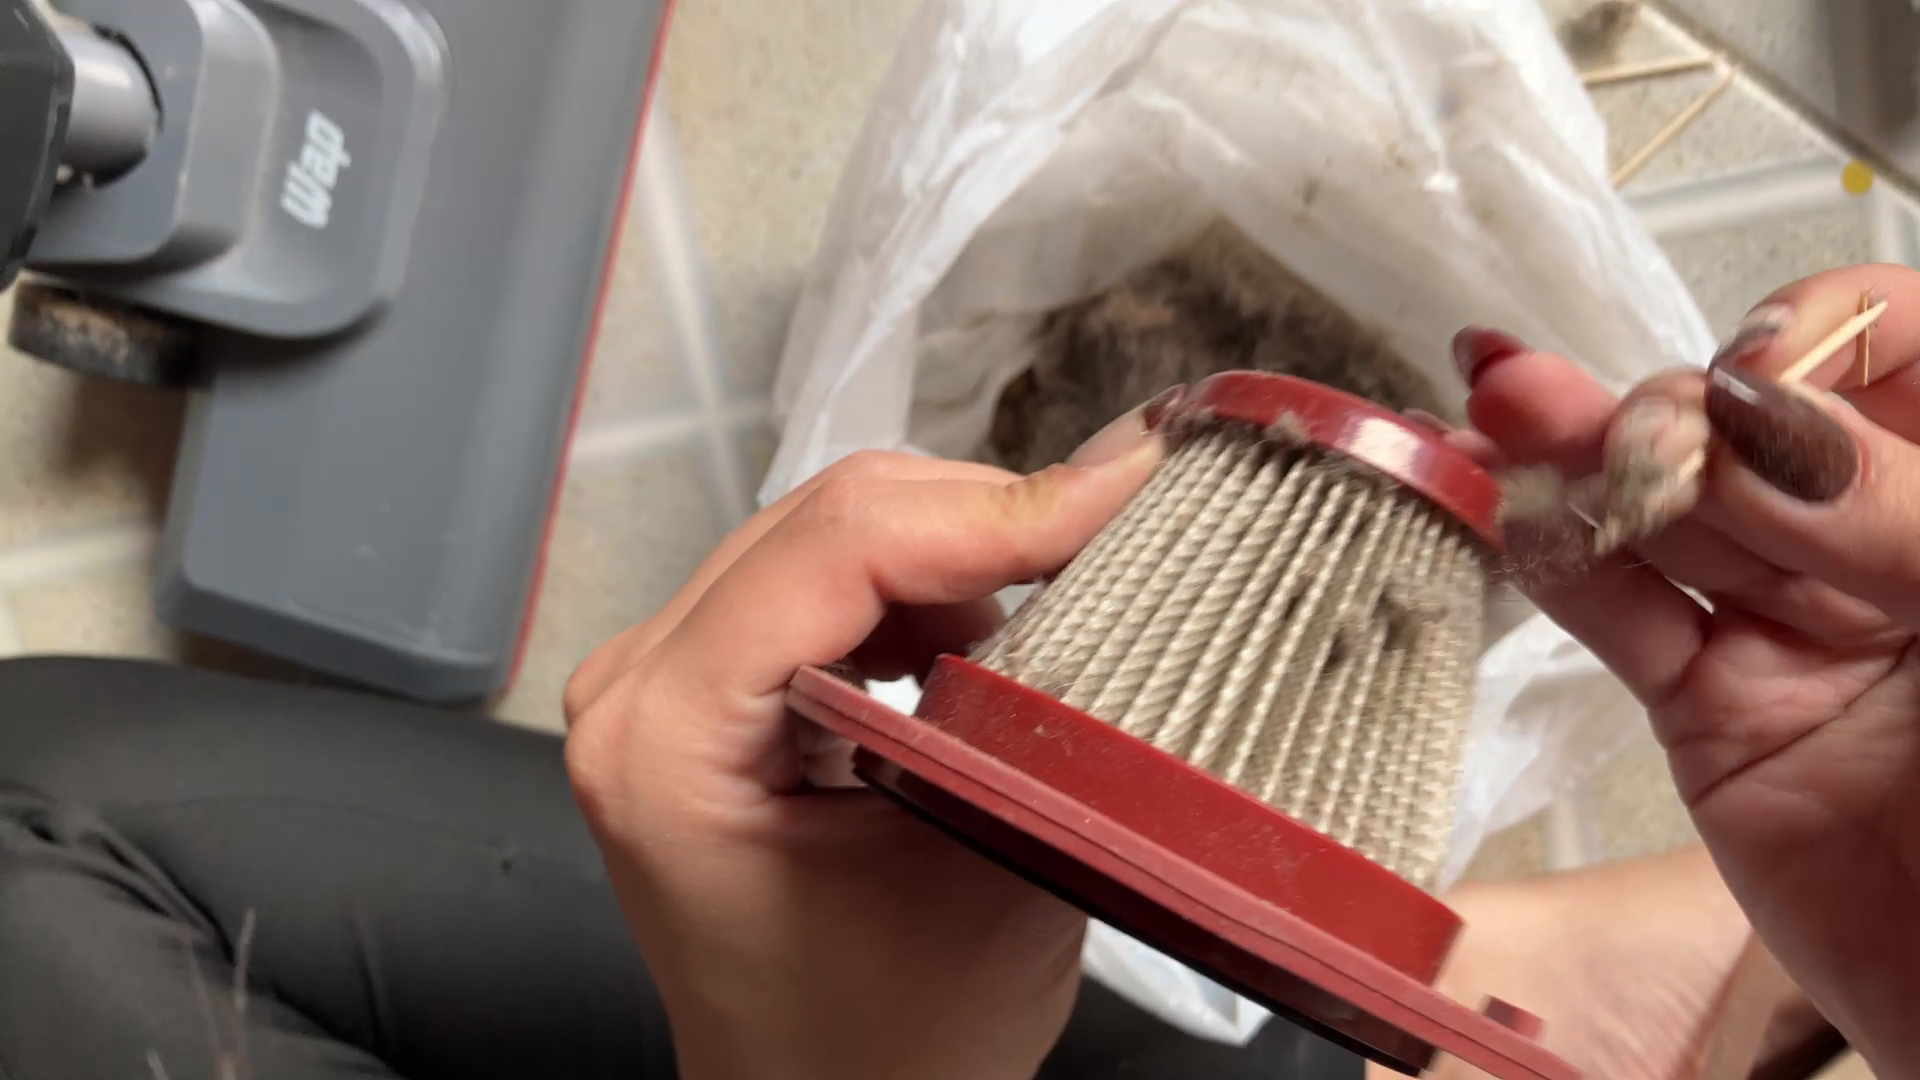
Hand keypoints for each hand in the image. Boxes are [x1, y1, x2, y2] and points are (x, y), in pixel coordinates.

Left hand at [561, 408, 1165, 1079]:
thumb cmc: (887, 1041)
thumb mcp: (990, 874)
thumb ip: (1050, 711)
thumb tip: (1099, 563)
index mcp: (670, 737)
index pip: (840, 549)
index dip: (992, 511)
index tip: (1109, 491)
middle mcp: (646, 682)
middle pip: (833, 518)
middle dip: (982, 520)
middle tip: (1092, 540)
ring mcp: (674, 669)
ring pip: (837, 530)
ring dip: (953, 552)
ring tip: (1030, 615)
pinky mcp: (719, 671)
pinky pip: (829, 572)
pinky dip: (920, 584)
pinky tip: (965, 644)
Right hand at [1452, 265, 1919, 1075]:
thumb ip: (1892, 513)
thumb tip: (1736, 413)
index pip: (1895, 355)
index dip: (1812, 339)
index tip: (1748, 370)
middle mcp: (1887, 545)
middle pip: (1744, 438)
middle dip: (1654, 415)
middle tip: (1542, 392)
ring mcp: (1789, 623)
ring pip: (1662, 526)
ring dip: (1573, 471)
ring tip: (1493, 406)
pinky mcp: (1704, 697)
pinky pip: (1619, 619)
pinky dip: (1561, 571)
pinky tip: (1513, 521)